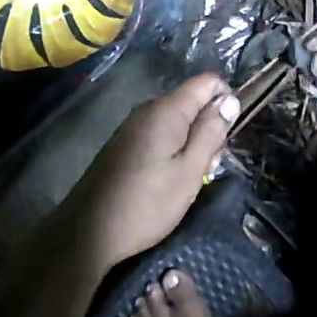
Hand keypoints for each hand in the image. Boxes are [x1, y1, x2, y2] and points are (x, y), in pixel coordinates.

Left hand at [66, 74, 239, 268]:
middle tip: (207, 168)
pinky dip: (173, 151)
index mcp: (167, 111)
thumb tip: (230, 100)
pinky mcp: (124, 144)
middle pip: (193, 102)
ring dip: (192, 144)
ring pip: (178, 121)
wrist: (86, 235)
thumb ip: (212, 132)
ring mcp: (133, 127)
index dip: (226, 100)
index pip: (208, 81)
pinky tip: (168, 181)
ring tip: (188, 180)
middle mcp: (148, 110)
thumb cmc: (146, 204)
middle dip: (209, 128)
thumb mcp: (190, 171)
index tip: (226, 135)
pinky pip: (160, 134)